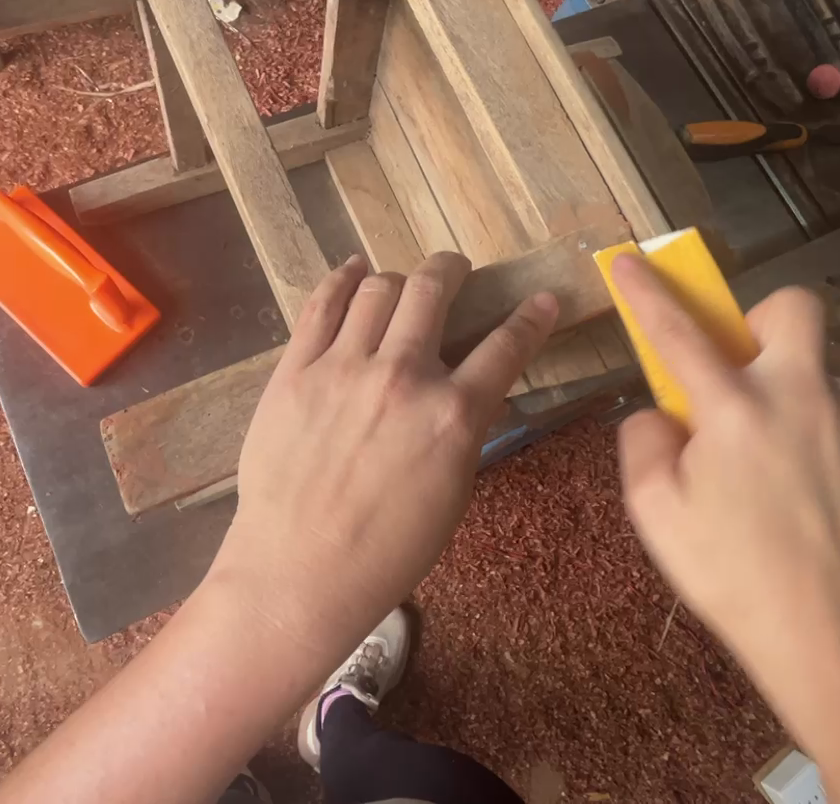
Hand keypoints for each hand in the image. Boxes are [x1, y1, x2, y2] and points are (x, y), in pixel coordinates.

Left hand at [208, 253, 557, 656]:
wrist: (298, 571)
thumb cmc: (386, 550)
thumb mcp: (452, 492)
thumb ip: (463, 430)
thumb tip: (468, 388)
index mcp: (452, 416)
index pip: (505, 347)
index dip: (532, 317)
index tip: (543, 298)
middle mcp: (402, 377)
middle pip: (432, 291)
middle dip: (451, 269)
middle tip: (454, 269)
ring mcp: (343, 368)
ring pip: (378, 289)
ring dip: (398, 278)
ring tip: (401, 283)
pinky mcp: (295, 370)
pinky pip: (321, 306)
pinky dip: (342, 280)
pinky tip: (353, 270)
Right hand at [610, 255, 839, 723]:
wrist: (835, 644)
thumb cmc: (730, 575)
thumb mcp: (653, 511)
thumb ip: (644, 440)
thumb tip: (663, 412)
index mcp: (733, 409)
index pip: (677, 332)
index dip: (647, 292)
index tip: (630, 259)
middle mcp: (801, 397)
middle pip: (794, 306)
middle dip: (761, 318)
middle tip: (742, 372)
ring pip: (820, 372)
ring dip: (790, 394)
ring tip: (778, 464)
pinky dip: (822, 437)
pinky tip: (815, 492)